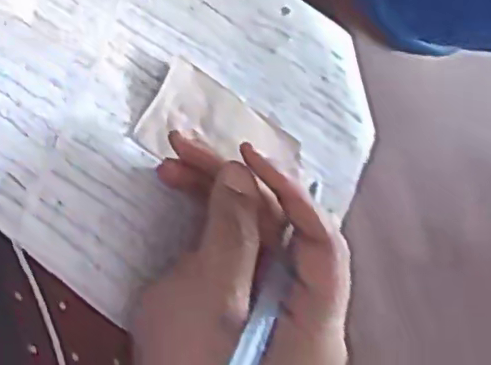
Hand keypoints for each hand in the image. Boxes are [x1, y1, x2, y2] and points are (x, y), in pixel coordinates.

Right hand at [131, 132, 351, 364]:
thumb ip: (230, 235)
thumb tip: (241, 175)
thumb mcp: (207, 297)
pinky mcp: (237, 302)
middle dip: (233, 180)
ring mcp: (266, 306)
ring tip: (168, 166)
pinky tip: (178, 196)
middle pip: (280, 229)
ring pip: (252, 231)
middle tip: (180, 147)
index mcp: (313, 321)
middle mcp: (300, 310)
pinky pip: (232, 246)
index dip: (289, 190)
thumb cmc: (190, 362)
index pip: (322, 241)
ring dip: (212, 191)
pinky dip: (204, 215)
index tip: (242, 153)